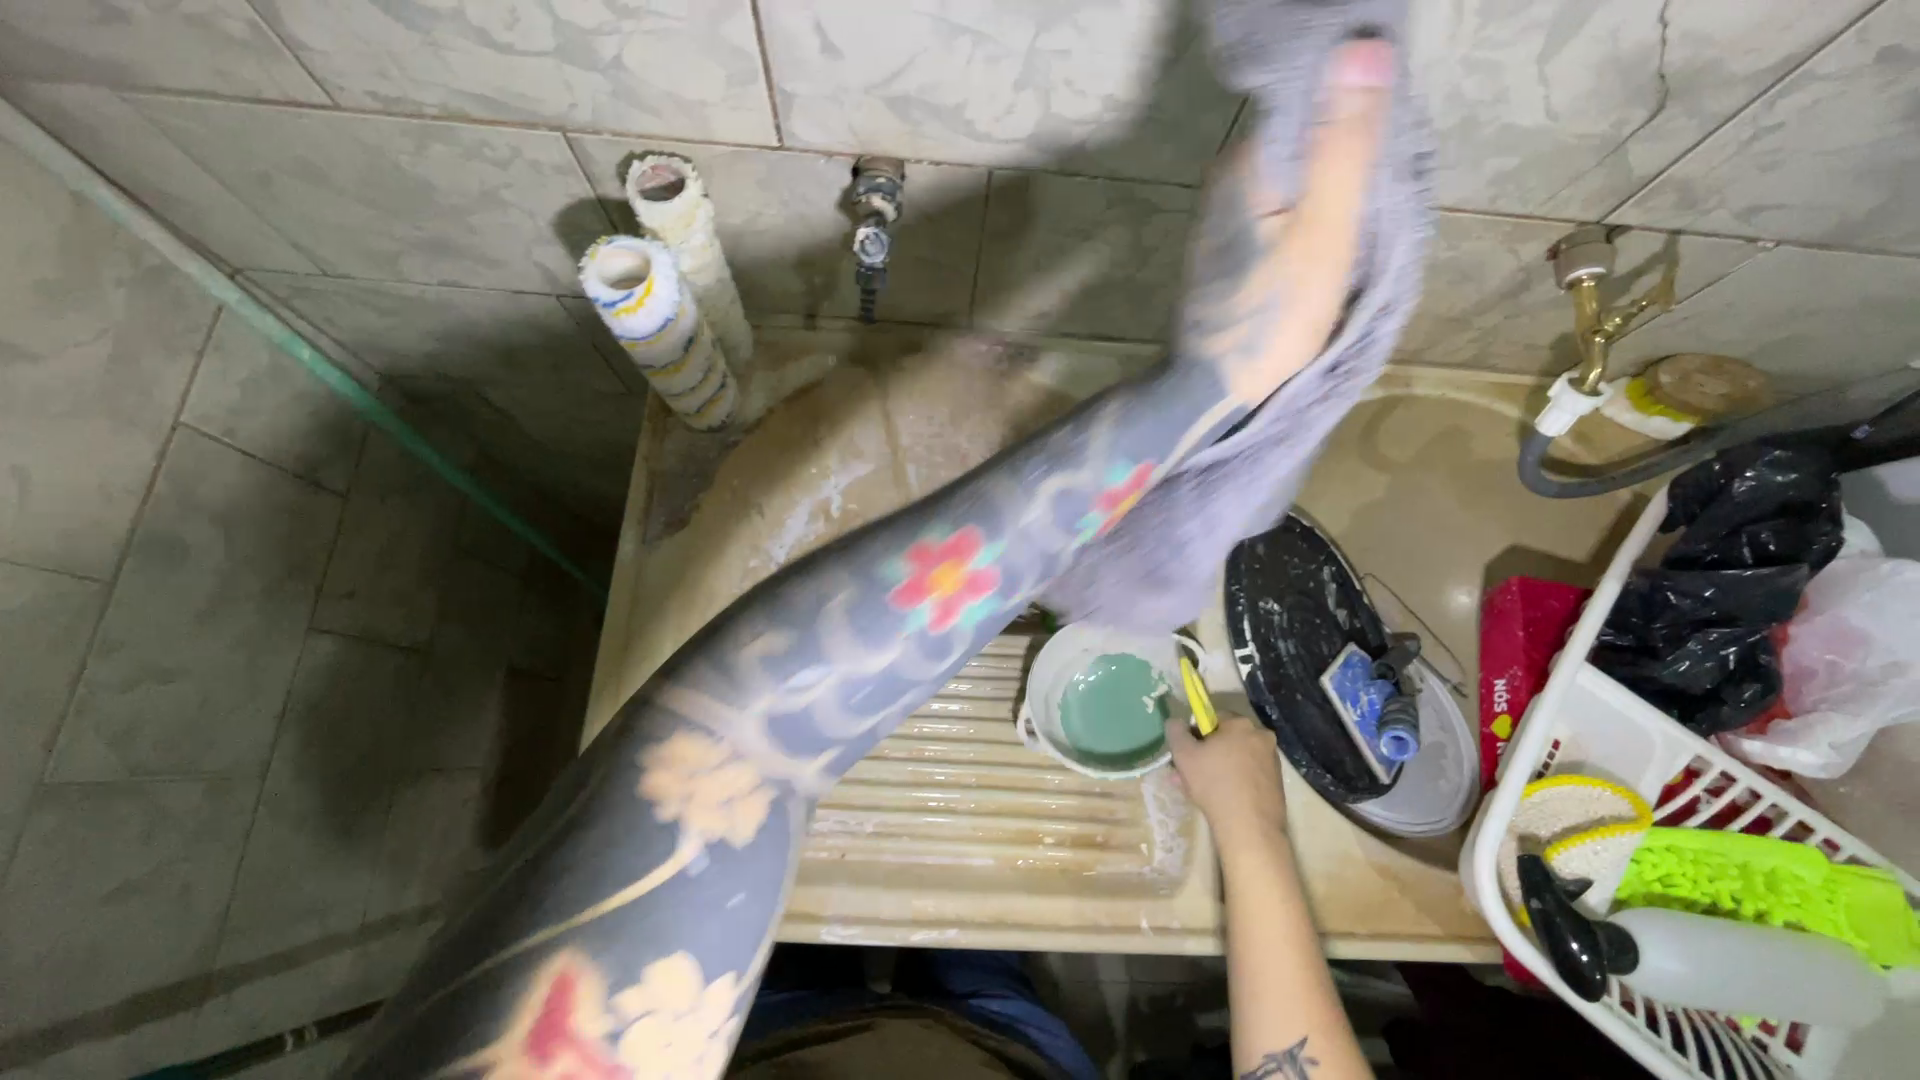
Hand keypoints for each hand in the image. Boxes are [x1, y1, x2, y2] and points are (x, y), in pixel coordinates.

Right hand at [1164, 712, 1286, 856]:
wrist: (1249, 826)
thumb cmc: (1214, 783)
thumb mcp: (1184, 755)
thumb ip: (1176, 732)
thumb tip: (1176, 721)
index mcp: (1241, 724)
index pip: (1213, 718)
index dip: (1196, 733)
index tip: (1187, 752)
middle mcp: (1261, 737)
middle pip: (1226, 740)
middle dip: (1206, 754)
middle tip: (1188, 773)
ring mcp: (1272, 761)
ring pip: (1236, 759)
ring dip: (1217, 769)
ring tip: (1198, 790)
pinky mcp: (1276, 783)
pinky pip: (1248, 775)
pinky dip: (1233, 781)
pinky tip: (1219, 798)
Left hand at [1180, 37, 1394, 407]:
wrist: (1214, 391)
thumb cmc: (1273, 316)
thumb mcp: (1324, 231)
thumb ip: (1343, 145)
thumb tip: (1361, 46)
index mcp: (1247, 164)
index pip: (1315, 102)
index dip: (1363, 113)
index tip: (1394, 151)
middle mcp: (1228, 181)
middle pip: (1308, 143)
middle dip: (1351, 160)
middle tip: (1385, 200)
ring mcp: (1224, 218)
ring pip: (1298, 182)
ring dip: (1335, 195)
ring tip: (1365, 227)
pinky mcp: (1230, 250)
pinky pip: (1283, 215)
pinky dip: (1313, 222)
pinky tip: (1330, 247)